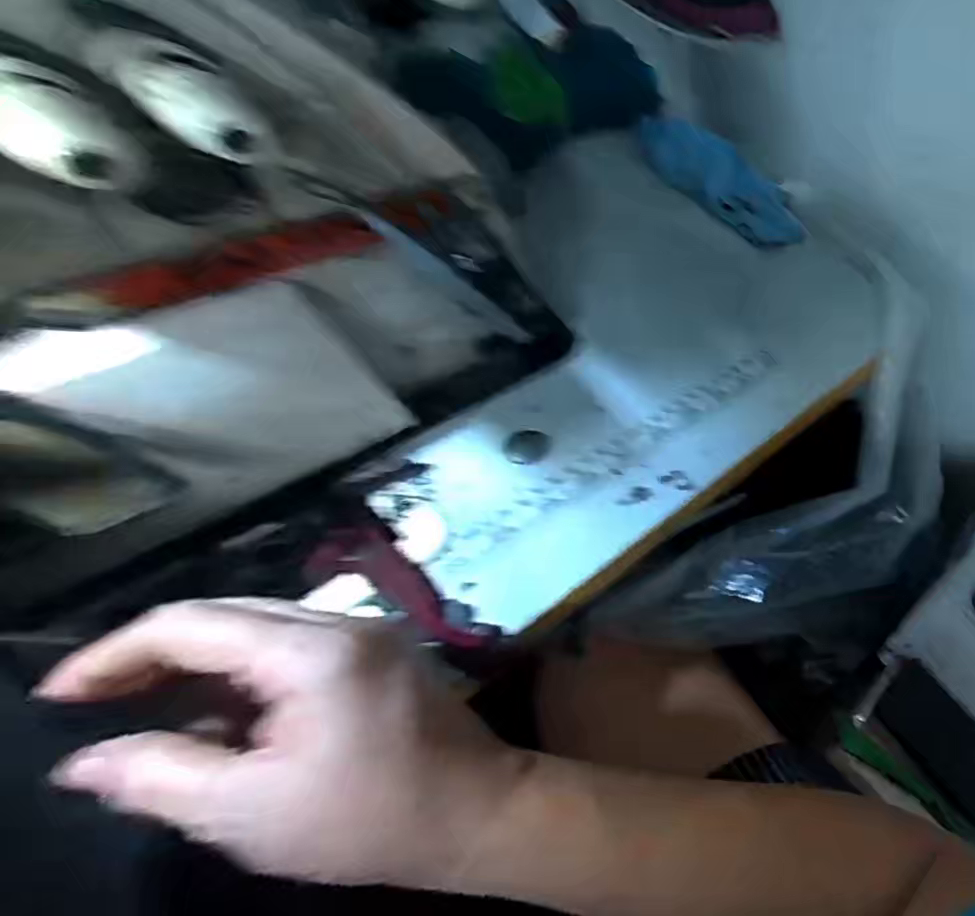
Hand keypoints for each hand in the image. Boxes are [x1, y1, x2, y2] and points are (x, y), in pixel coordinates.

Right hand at [35, 598, 531, 889]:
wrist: (470, 807)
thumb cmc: (361, 814)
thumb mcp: (240, 806)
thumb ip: (156, 774)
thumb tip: (85, 758)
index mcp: (319, 650)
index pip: (198, 621)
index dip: (114, 653)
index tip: (52, 700)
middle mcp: (354, 626)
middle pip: (237, 613)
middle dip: (155, 653)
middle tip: (85, 708)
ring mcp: (377, 638)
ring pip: (270, 628)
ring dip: (201, 662)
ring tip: (134, 713)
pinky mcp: (386, 657)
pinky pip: (304, 647)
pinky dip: (249, 671)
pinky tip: (213, 717)